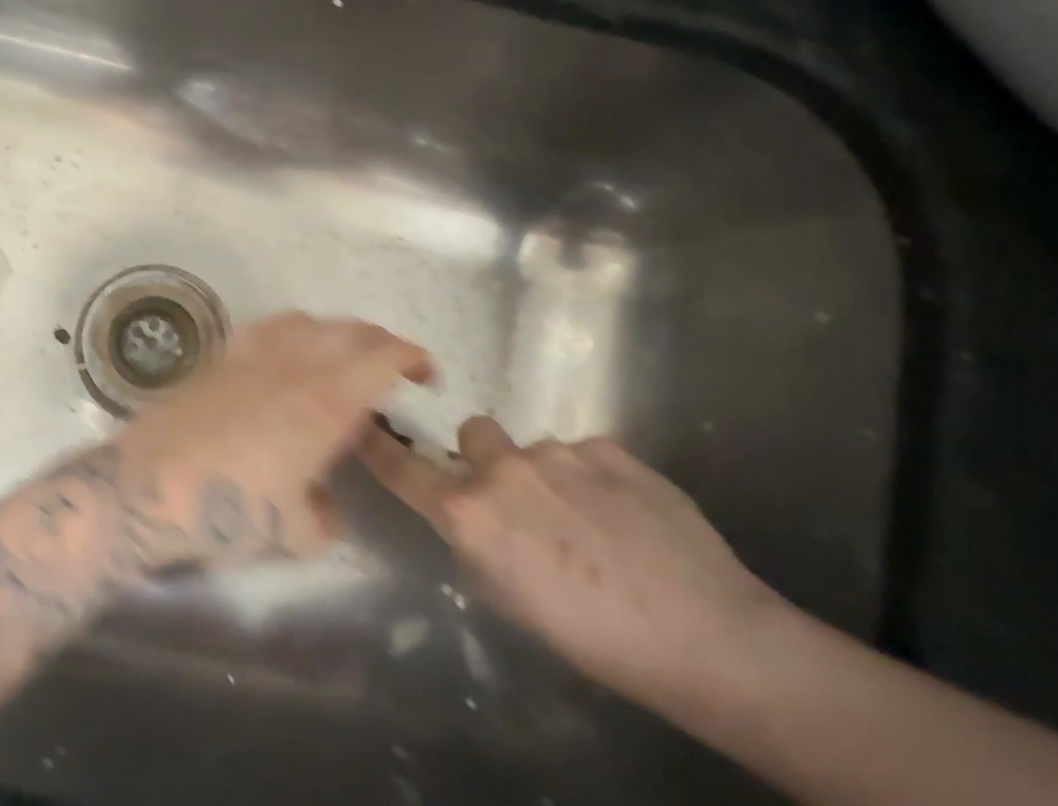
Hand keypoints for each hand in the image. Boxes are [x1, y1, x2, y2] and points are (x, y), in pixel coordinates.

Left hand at [115, 312, 432, 567]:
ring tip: (342, 357)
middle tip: (391, 367)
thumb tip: (327, 509)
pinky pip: (266, 328)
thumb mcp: (292, 532)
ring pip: (309, 322)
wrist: (146, 490)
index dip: (413, 358)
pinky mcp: (217, 358)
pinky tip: (286, 353)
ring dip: (337, 333)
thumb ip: (323, 518)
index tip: (426, 375)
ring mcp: (252, 356)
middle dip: (381, 343)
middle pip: (351, 331)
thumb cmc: (227, 511)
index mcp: (326, 402)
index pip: (384, 357)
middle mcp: (294, 365)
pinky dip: (291, 331)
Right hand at [358, 417, 788, 707]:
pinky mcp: (612, 448)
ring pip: (534, 448)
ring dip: (546, 474)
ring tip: (589, 521)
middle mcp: (504, 471)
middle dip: (486, 460)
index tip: (359, 422)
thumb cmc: (589, 635)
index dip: (378, 446)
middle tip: (522, 502)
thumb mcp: (507, 598)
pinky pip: (584, 453)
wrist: (698, 632)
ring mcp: (560, 453)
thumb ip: (478, 545)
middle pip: (474, 436)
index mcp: (469, 514)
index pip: (404, 469)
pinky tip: (624, 515)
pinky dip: (592, 477)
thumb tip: (478, 521)